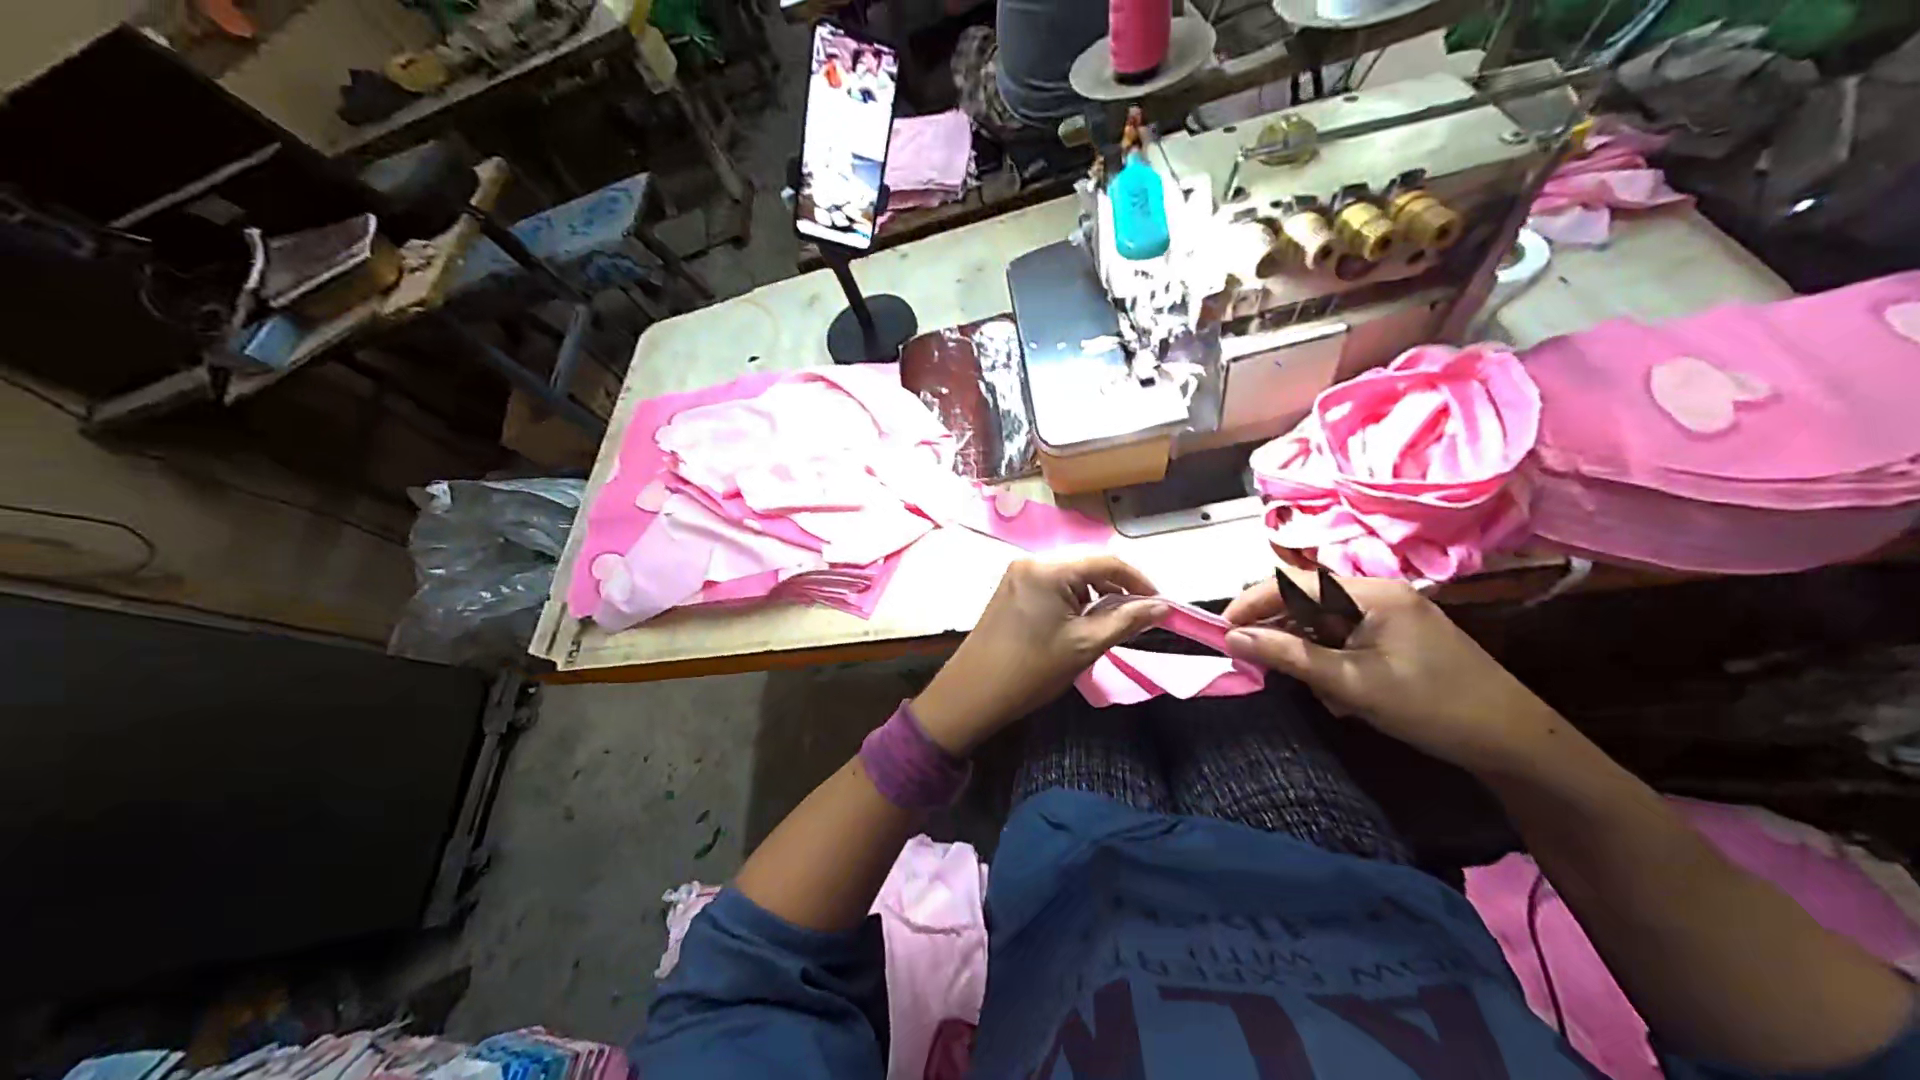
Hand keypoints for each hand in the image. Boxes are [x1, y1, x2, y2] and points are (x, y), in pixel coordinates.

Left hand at [913, 557, 1168, 754]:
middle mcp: (1031, 561)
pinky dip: (1074, 596)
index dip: (1138, 580)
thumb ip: (1126, 621)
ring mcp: (1018, 574)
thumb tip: (1162, 607)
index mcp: (1048, 569)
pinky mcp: (1011, 588)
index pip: (1106, 560)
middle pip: (1087, 562)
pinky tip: (1083, 619)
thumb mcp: (1085, 645)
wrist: (973, 693)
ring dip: (1096, 591)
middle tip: (1140, 612)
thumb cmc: (1031, 670)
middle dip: (1117, 585)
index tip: (1160, 603)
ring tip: (1114, 619)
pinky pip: (1052, 583)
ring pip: (1070, 573)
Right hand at [1221, 568, 1562, 775]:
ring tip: (1321, 693)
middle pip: (1307, 602)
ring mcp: (1391, 616)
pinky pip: (1346, 641)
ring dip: (1310, 656)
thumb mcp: (1351, 683)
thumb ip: (1288, 657)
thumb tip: (1232, 638)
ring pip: (1325, 625)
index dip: (1251, 603)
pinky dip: (1333, 664)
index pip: (1293, 583)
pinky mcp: (1398, 638)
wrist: (1516, 743)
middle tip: (1261, 667)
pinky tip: (1343, 696)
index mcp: (1371, 593)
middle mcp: (1379, 594)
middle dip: (1283, 635)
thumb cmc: (1432, 707)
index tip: (1222, 631)